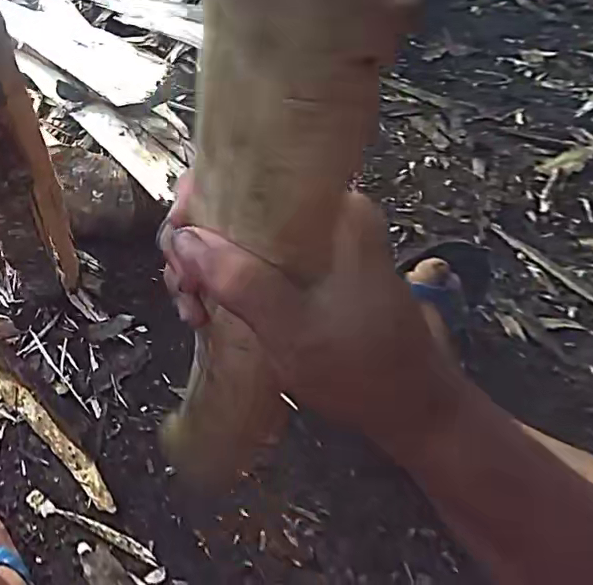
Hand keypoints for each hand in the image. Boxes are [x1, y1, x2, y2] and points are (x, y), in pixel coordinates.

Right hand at [158, 173, 469, 460]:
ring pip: (225, 232)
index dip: (196, 202)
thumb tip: (183, 238)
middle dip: (191, 245)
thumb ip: (238, 278)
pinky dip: (214, 279)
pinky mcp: (295, 264)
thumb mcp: (292, 327)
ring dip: (197, 267)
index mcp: (327, 210)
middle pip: (225, 205)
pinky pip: (238, 255)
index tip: (180, 244)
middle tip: (183, 286)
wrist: (413, 415)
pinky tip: (204, 310)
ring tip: (192, 308)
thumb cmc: (364, 369)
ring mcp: (303, 239)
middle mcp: (314, 214)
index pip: (243, 176)